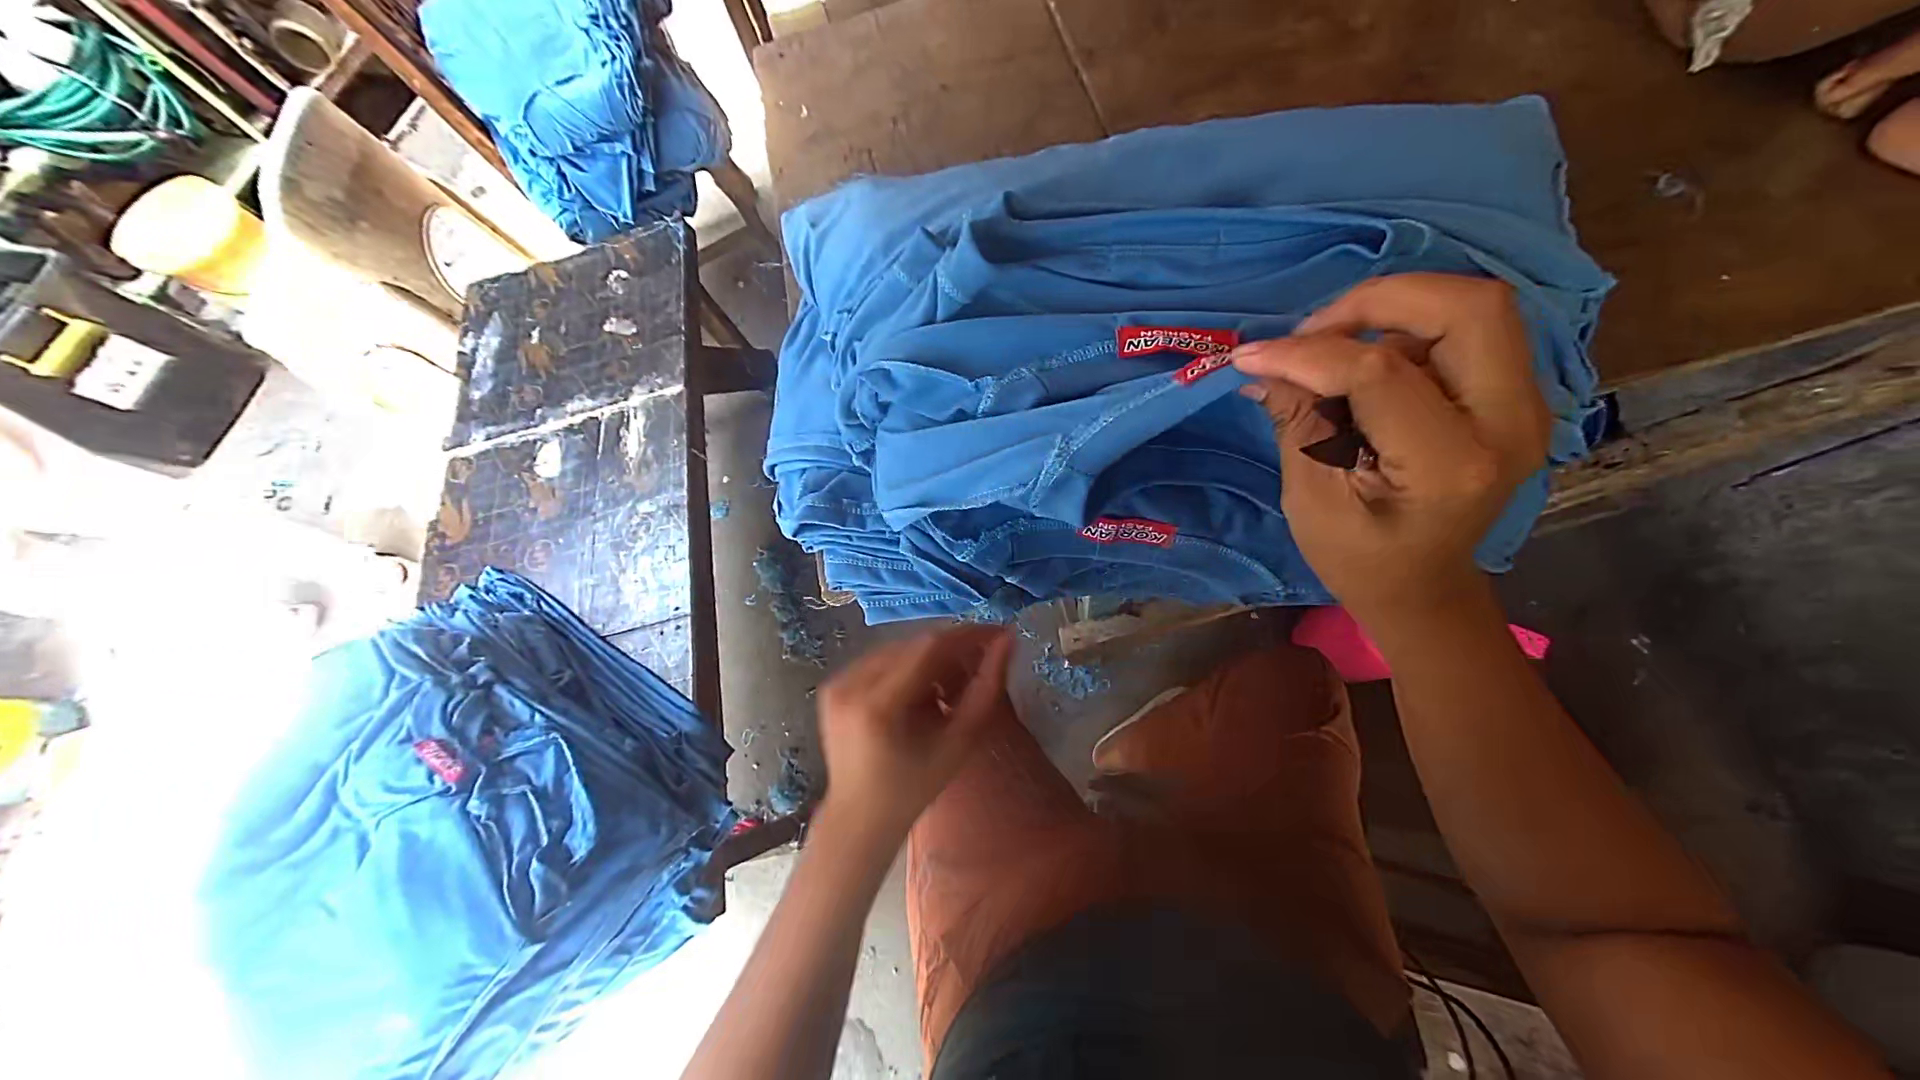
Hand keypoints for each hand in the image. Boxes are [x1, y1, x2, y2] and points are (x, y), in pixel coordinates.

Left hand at [815, 624, 1013, 836]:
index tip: (998, 635)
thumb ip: (986, 689)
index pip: (929, 647)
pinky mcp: (834, 683)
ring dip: (932, 657)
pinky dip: (909, 666)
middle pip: (914, 644)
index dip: (968, 636)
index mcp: (878, 704)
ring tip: (952, 686)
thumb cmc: (914, 788)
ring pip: (899, 648)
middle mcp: (850, 684)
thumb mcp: (959, 743)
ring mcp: (838, 682)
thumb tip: (1006, 642)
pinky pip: (881, 659)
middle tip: (980, 666)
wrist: (860, 816)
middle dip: (952, 649)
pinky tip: (924, 691)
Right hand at [1230, 274, 1549, 628]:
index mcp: (1451, 465)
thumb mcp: (1312, 498)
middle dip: (1377, 300)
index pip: (1381, 373)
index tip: (1252, 357)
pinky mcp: (1512, 395)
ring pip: (1473, 308)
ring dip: (1393, 311)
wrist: (1421, 585)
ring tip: (1331, 347)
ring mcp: (1523, 404)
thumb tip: (1263, 364)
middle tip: (1312, 330)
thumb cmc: (1358, 557)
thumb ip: (1298, 421)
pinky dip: (1406, 329)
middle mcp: (1509, 423)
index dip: (1308, 355)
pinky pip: (1465, 331)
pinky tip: (1361, 364)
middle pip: (1468, 307)